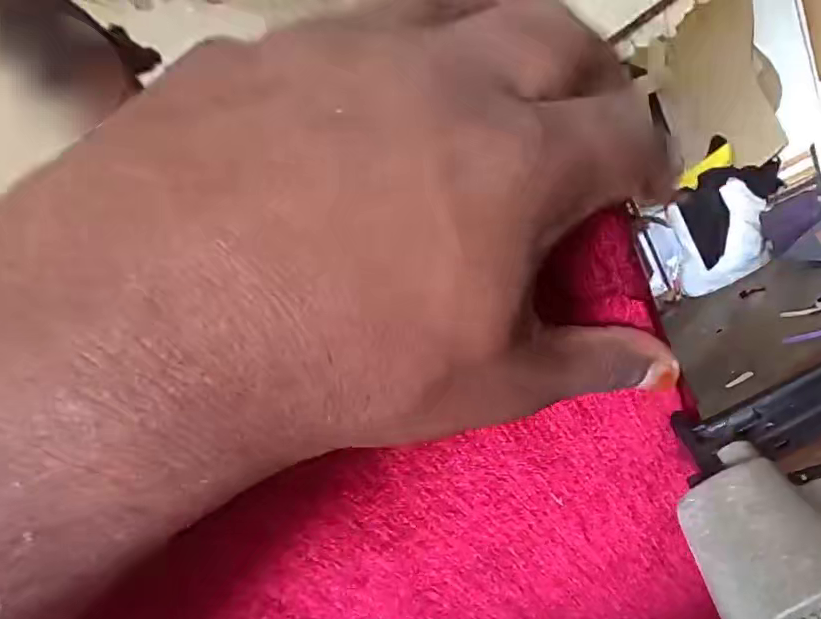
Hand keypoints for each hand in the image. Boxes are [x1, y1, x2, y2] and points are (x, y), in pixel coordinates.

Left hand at [0, 0, 674, 457]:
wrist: (157, 329)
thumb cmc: (361, 365)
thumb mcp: (501, 381)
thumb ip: (593, 362)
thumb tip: (663, 369)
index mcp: (517, 160)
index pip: (623, 128)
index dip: (652, 159)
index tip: (650, 194)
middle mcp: (443, 76)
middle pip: (556, 32)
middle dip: (599, 79)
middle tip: (599, 130)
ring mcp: (345, 46)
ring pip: (460, 8)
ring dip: (506, 54)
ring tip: (504, 120)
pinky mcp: (262, 49)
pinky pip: (364, 31)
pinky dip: (410, 67)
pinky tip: (388, 133)